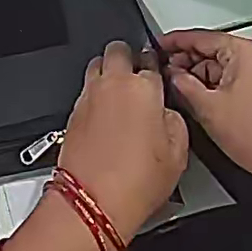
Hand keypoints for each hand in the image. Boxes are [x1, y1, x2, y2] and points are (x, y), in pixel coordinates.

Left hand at [56, 40, 188, 241]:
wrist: (94, 200)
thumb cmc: (133, 181)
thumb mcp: (179, 153)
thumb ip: (175, 121)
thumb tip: (168, 114)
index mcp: (143, 88)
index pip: (151, 61)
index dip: (156, 67)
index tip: (157, 75)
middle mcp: (112, 85)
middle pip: (117, 50)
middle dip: (127, 55)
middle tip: (135, 70)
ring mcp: (89, 96)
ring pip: (95, 64)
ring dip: (106, 69)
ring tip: (118, 88)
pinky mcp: (72, 112)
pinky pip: (84, 89)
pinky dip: (94, 93)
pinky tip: (104, 111)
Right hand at [160, 29, 251, 191]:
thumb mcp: (207, 106)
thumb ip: (182, 84)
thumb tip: (172, 75)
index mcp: (244, 51)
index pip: (200, 36)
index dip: (173, 42)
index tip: (158, 45)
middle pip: (210, 50)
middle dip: (185, 63)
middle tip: (164, 73)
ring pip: (218, 68)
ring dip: (198, 78)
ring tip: (180, 93)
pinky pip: (229, 82)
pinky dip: (212, 90)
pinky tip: (198, 103)